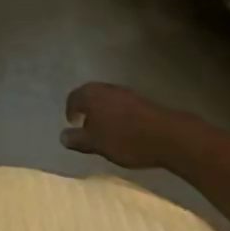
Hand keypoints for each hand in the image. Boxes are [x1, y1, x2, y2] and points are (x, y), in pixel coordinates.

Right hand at [61, 82, 189, 169]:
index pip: (72, 99)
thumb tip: (61, 136)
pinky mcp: (142, 100)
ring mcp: (124, 92)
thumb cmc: (125, 138)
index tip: (73, 125)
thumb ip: (77, 139)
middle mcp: (103, 87)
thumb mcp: (96, 144)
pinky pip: (123, 106)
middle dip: (87, 111)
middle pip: (89, 97)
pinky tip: (126, 128)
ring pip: (107, 100)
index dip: (70, 112)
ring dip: (104, 112)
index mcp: (88, 94)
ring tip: (108, 130)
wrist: (168, 136)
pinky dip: (120, 115)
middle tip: (88, 127)